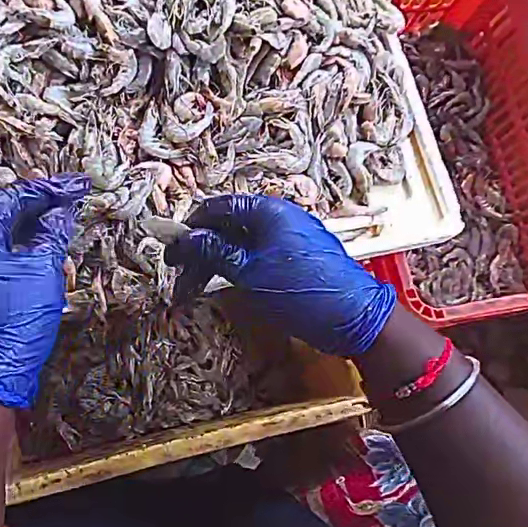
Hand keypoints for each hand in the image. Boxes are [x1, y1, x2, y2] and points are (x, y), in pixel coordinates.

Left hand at [0, 174, 89, 408]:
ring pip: (3, 240)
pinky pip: (1, 261)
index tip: (76, 186)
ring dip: (33, 229)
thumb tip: (60, 213)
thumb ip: (51, 235)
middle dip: (40, 207)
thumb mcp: (40, 271)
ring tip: (64, 220)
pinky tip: (46, 250)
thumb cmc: (10, 323)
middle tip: (72, 199)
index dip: (47, 189)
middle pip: (3, 216)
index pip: (11, 197)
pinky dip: (24, 252)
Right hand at [166, 194, 395, 356]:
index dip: (191, 226)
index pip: (218, 207)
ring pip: (238, 245)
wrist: (355, 319)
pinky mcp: (292, 260)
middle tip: (179, 275)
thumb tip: (185, 238)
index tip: (172, 249)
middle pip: (227, 227)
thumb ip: (215, 252)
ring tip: (192, 290)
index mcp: (268, 210)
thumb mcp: (250, 271)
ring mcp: (286, 239)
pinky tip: (219, 288)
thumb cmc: (301, 289)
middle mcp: (277, 218)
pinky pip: (254, 258)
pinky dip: (233, 271)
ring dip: (213, 265)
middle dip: (200, 251)